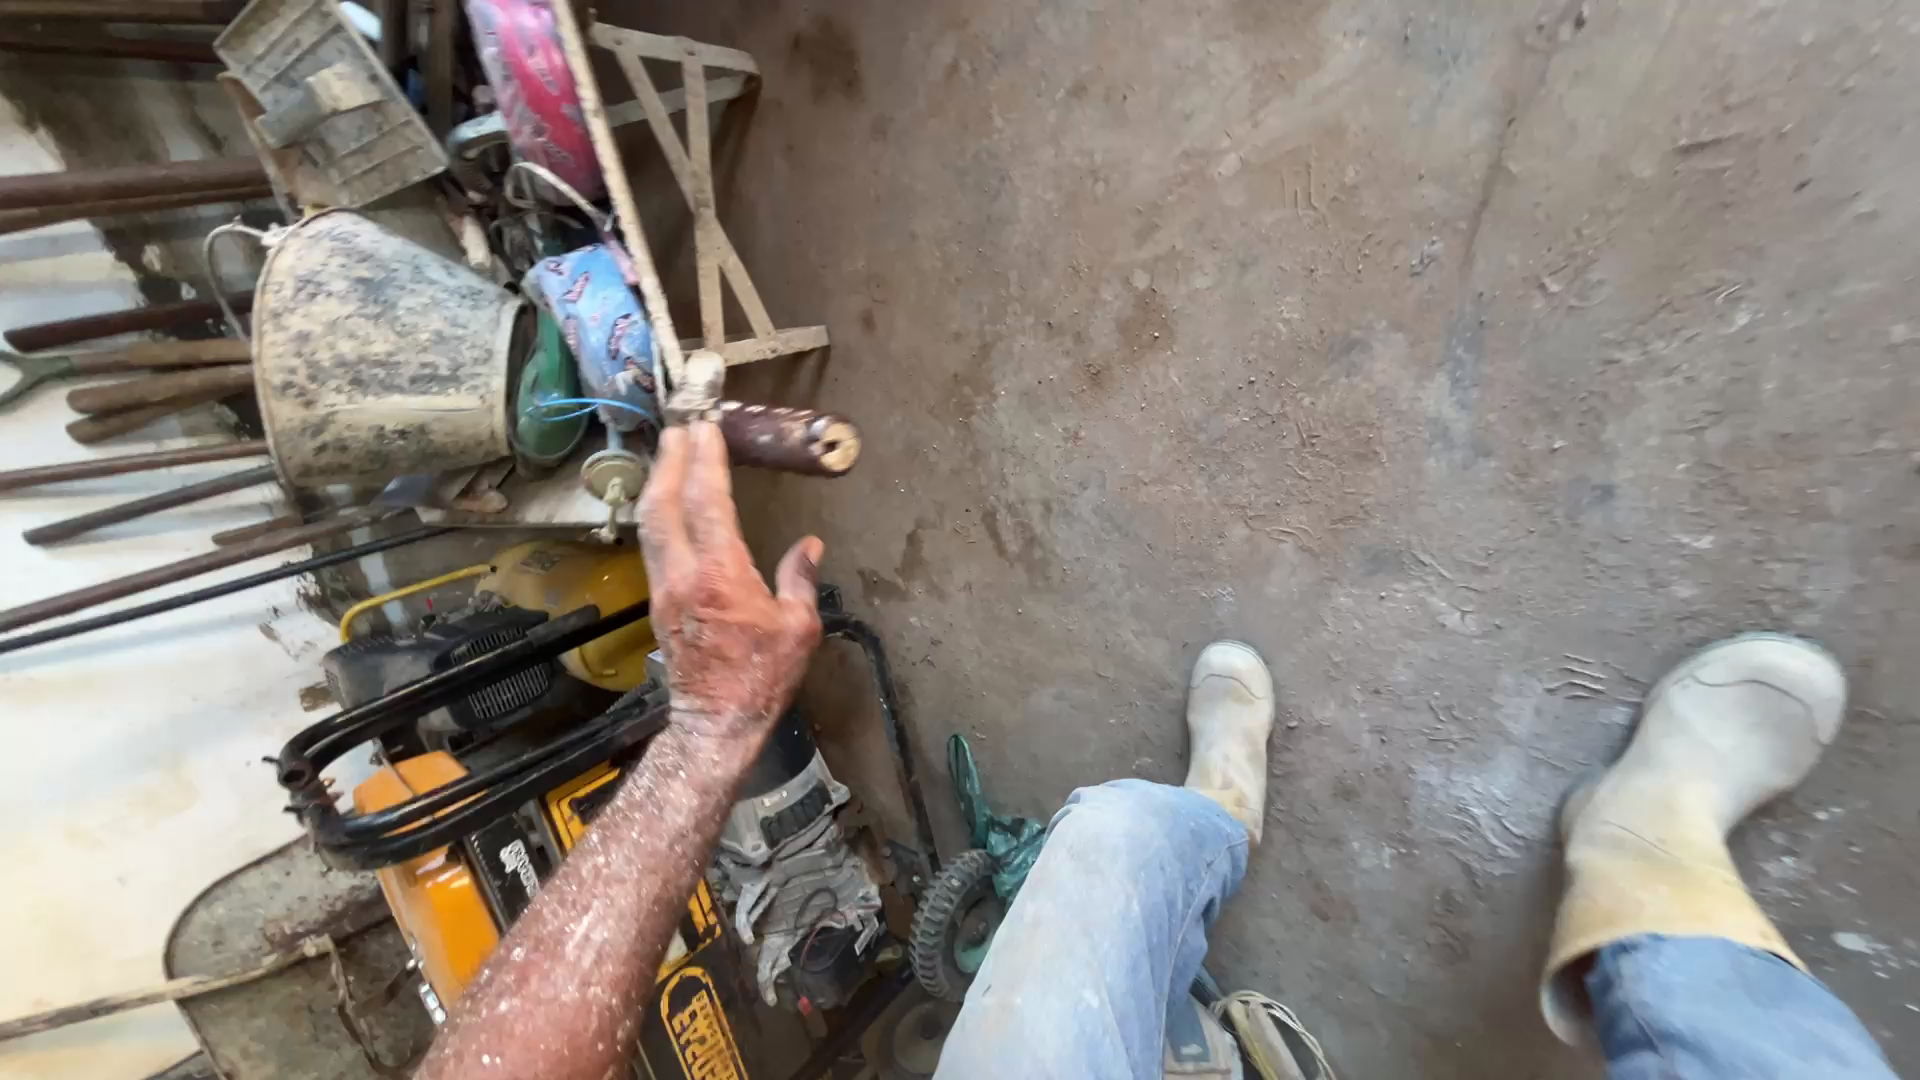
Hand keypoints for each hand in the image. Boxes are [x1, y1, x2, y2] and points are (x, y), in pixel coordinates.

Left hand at [637, 421, 823, 743]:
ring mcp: (663, 588)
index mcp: (722, 575)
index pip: (707, 503)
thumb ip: (800, 579)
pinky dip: (658, 512)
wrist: (717, 720)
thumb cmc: (763, 675)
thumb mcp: (799, 628)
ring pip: (650, 523)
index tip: (707, 427)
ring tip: (669, 452)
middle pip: (664, 504)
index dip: (706, 461)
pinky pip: (652, 544)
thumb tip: (810, 546)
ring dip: (658, 481)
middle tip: (681, 426)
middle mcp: (683, 575)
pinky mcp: (658, 602)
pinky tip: (667, 502)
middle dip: (671, 459)